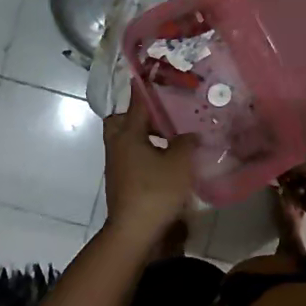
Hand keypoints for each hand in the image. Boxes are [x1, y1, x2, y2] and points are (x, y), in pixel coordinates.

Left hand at [102, 81, 196, 240]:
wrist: (133, 231)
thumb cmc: (155, 192)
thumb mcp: (179, 164)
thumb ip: (185, 143)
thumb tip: (189, 134)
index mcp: (127, 134)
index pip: (136, 103)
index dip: (146, 88)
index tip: (151, 73)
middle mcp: (117, 145)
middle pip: (121, 121)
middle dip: (138, 116)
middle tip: (162, 116)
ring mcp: (116, 164)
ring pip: (126, 140)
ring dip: (144, 136)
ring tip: (171, 138)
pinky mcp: (121, 180)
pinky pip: (131, 156)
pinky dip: (145, 153)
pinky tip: (166, 161)